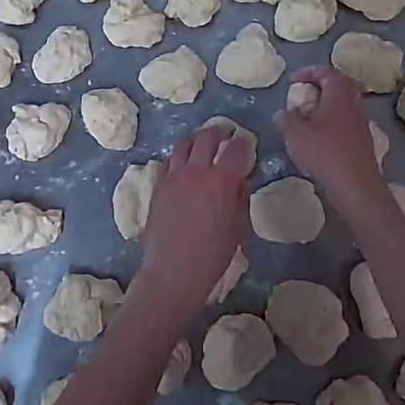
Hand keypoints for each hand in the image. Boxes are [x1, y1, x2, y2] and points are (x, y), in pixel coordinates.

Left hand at [133, 125, 254, 314]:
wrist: (173, 273)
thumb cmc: (212, 256)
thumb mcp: (238, 228)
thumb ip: (240, 198)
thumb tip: (240, 181)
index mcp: (221, 181)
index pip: (236, 149)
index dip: (244, 143)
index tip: (247, 144)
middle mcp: (196, 171)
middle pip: (207, 137)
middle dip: (220, 131)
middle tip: (226, 132)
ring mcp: (174, 177)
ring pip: (184, 144)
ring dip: (196, 139)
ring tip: (203, 142)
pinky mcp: (158, 186)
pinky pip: (168, 161)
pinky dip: (179, 156)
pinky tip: (183, 163)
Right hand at [275, 66, 384, 209]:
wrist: (356, 186)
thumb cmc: (324, 153)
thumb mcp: (295, 134)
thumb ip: (285, 119)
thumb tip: (282, 113)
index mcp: (339, 94)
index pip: (326, 71)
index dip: (308, 72)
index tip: (293, 81)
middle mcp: (354, 104)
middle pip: (337, 87)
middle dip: (317, 89)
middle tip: (301, 97)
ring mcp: (361, 123)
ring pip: (341, 106)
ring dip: (324, 108)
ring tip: (305, 120)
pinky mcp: (362, 141)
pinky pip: (344, 123)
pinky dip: (330, 124)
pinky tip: (317, 140)